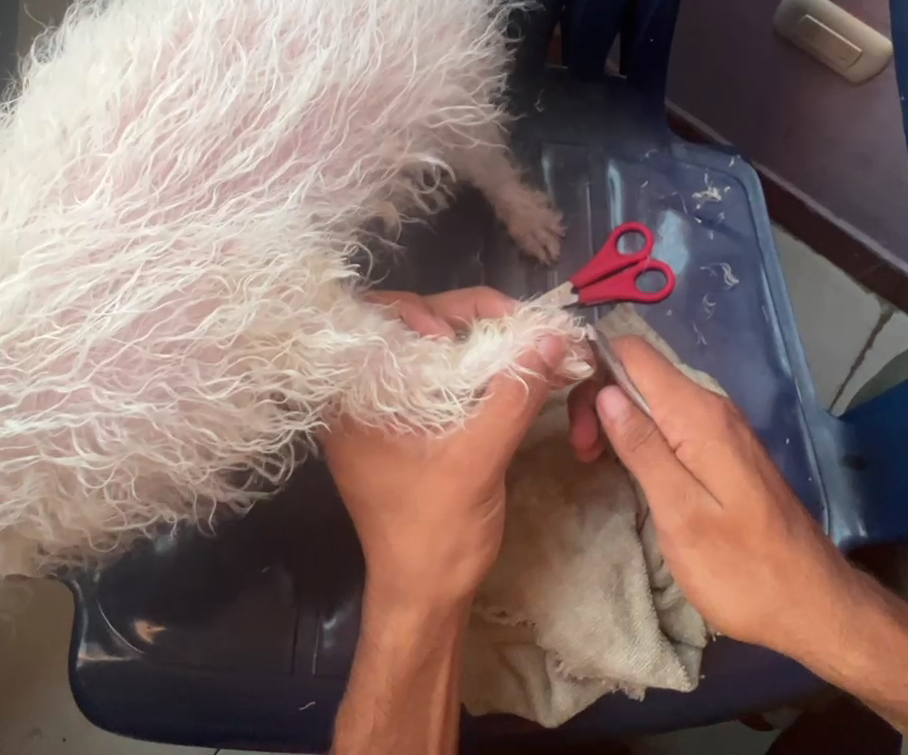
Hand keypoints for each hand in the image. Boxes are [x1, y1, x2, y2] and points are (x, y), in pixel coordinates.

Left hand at [326, 289, 575, 605]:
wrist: (426, 597)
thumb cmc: (435, 532)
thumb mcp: (478, 459)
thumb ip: (513, 394)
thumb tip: (553, 337)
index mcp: (354, 398)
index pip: (375, 320)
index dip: (416, 310)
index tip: (454, 334)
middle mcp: (363, 395)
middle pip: (409, 326)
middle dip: (462, 317)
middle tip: (512, 326)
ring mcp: (388, 408)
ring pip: (431, 347)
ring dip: (477, 339)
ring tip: (520, 340)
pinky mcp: (414, 422)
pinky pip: (444, 374)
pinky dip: (478, 365)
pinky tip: (513, 366)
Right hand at [571, 337, 864, 660]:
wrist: (812, 603)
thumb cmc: (741, 567)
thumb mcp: (681, 512)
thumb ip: (643, 447)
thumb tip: (605, 391)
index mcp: (698, 414)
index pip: (633, 353)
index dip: (594, 370)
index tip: (576, 421)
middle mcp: (710, 407)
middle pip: (639, 372)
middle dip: (601, 400)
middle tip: (584, 455)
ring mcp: (718, 426)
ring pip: (651, 396)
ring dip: (616, 419)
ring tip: (597, 463)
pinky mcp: (721, 448)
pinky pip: (669, 419)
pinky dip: (640, 433)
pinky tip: (629, 466)